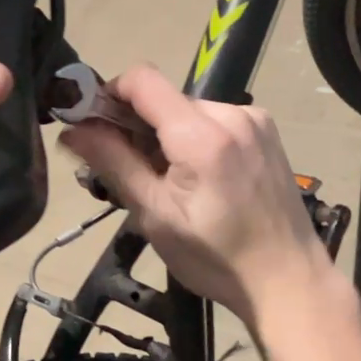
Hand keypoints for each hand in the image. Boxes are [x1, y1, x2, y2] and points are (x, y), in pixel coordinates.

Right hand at [59, 66, 350, 326]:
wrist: (288, 281)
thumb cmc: (216, 257)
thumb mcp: (154, 214)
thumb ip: (112, 162)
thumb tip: (71, 130)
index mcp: (201, 134)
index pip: (141, 79)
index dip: (109, 95)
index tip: (97, 129)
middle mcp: (231, 113)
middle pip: (164, 98)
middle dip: (137, 126)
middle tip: (130, 171)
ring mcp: (254, 120)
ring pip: (188, 111)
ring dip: (166, 136)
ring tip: (168, 182)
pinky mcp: (266, 132)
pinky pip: (214, 121)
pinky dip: (194, 139)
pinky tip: (198, 179)